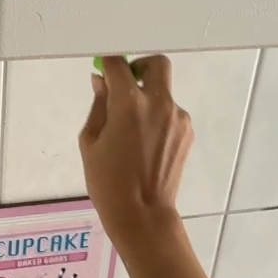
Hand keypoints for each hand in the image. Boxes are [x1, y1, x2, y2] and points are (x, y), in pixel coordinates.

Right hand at [79, 55, 193, 258]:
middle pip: (156, 65)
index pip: (119, 65)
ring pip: (163, 92)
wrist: (142, 213)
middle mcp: (158, 103)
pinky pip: (170, 114)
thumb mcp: (90, 142)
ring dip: (148, 99)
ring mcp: (178, 117)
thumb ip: (98, 105)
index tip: (103, 70)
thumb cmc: (107, 181)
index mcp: (129, 103)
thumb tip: (102, 81)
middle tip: (125, 85)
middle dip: (140, 67)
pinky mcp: (187, 132)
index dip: (108, 64)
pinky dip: (157, 119)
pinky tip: (145, 145)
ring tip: (132, 131)